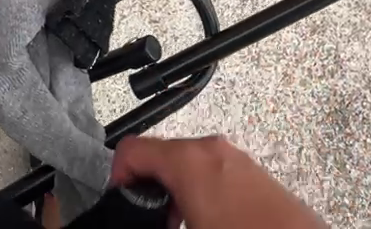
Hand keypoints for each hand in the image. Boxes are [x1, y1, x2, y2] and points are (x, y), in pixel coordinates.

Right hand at [110, 134, 322, 228]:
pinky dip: (199, 193)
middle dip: (147, 189)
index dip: (116, 177)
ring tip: (177, 226)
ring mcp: (235, 160)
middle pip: (160, 155)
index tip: (117, 202)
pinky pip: (213, 174)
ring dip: (173, 194)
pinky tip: (206, 224)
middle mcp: (211, 150)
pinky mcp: (255, 175)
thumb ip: (158, 219)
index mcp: (188, 161)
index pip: (132, 149)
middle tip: (149, 221)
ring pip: (187, 165)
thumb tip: (142, 220)